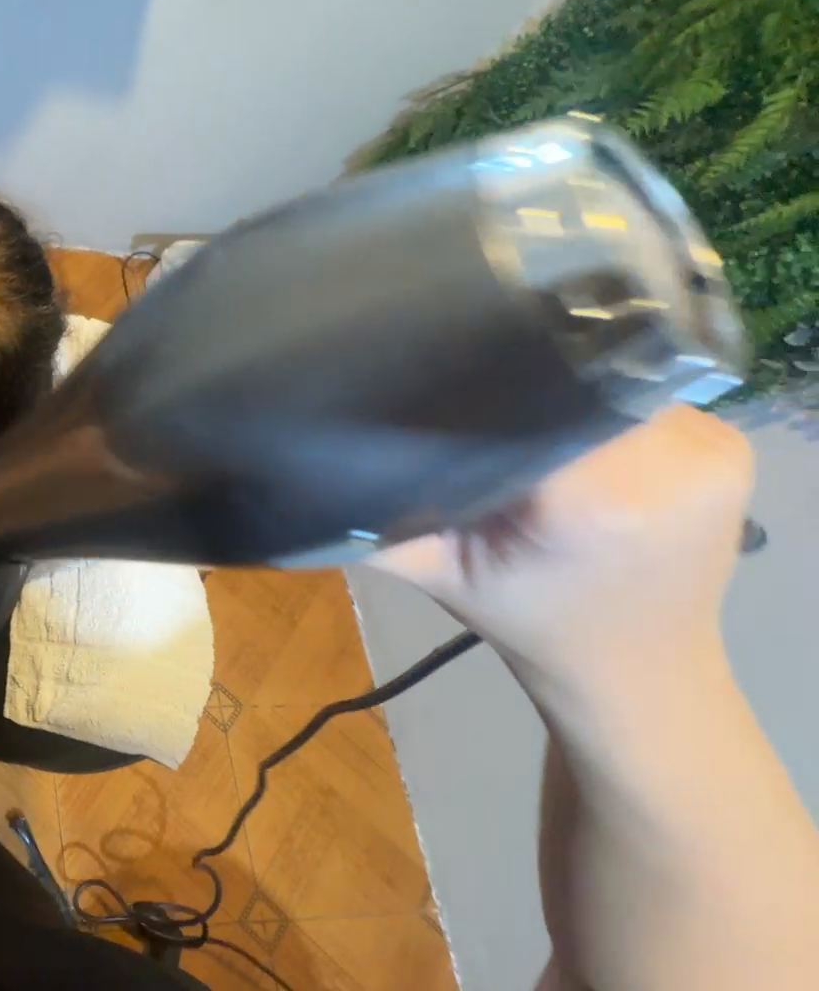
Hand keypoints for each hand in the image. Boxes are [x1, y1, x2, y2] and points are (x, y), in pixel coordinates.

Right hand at [370, 406, 753, 689]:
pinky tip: (571, 436)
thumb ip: (376, 526)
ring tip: (517, 424)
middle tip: (467, 417)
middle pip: (569, 388)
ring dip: (561, 398)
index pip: (525, 405)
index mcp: (594, 502)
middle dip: (518, 397)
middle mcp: (674, 464)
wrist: (634, 664)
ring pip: (610, 384)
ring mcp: (716, 448)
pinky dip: (601, 408)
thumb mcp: (433, 572)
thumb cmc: (526, 619)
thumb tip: (317, 471)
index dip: (476, 401)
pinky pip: (645, 397)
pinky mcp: (732, 442)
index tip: (433, 408)